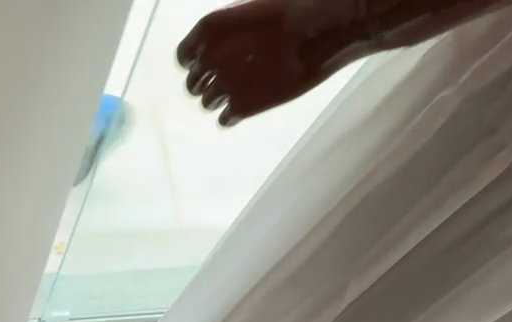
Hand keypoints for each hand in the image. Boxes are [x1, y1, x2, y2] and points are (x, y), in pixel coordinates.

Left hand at [177, 0, 337, 125]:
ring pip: (207, 103)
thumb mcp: (253, 7)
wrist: (327, 26)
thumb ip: (228, 30)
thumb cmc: (295, 6)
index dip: (195, 62)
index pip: (184, 57)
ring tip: (248, 85)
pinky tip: (251, 102)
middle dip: (208, 82)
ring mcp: (223, 86)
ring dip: (221, 98)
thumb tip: (220, 44)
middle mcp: (209, 60)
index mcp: (208, 30)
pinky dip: (234, 114)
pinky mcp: (241, 108)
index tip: (209, 63)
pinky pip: (224, 119)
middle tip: (232, 76)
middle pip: (194, 84)